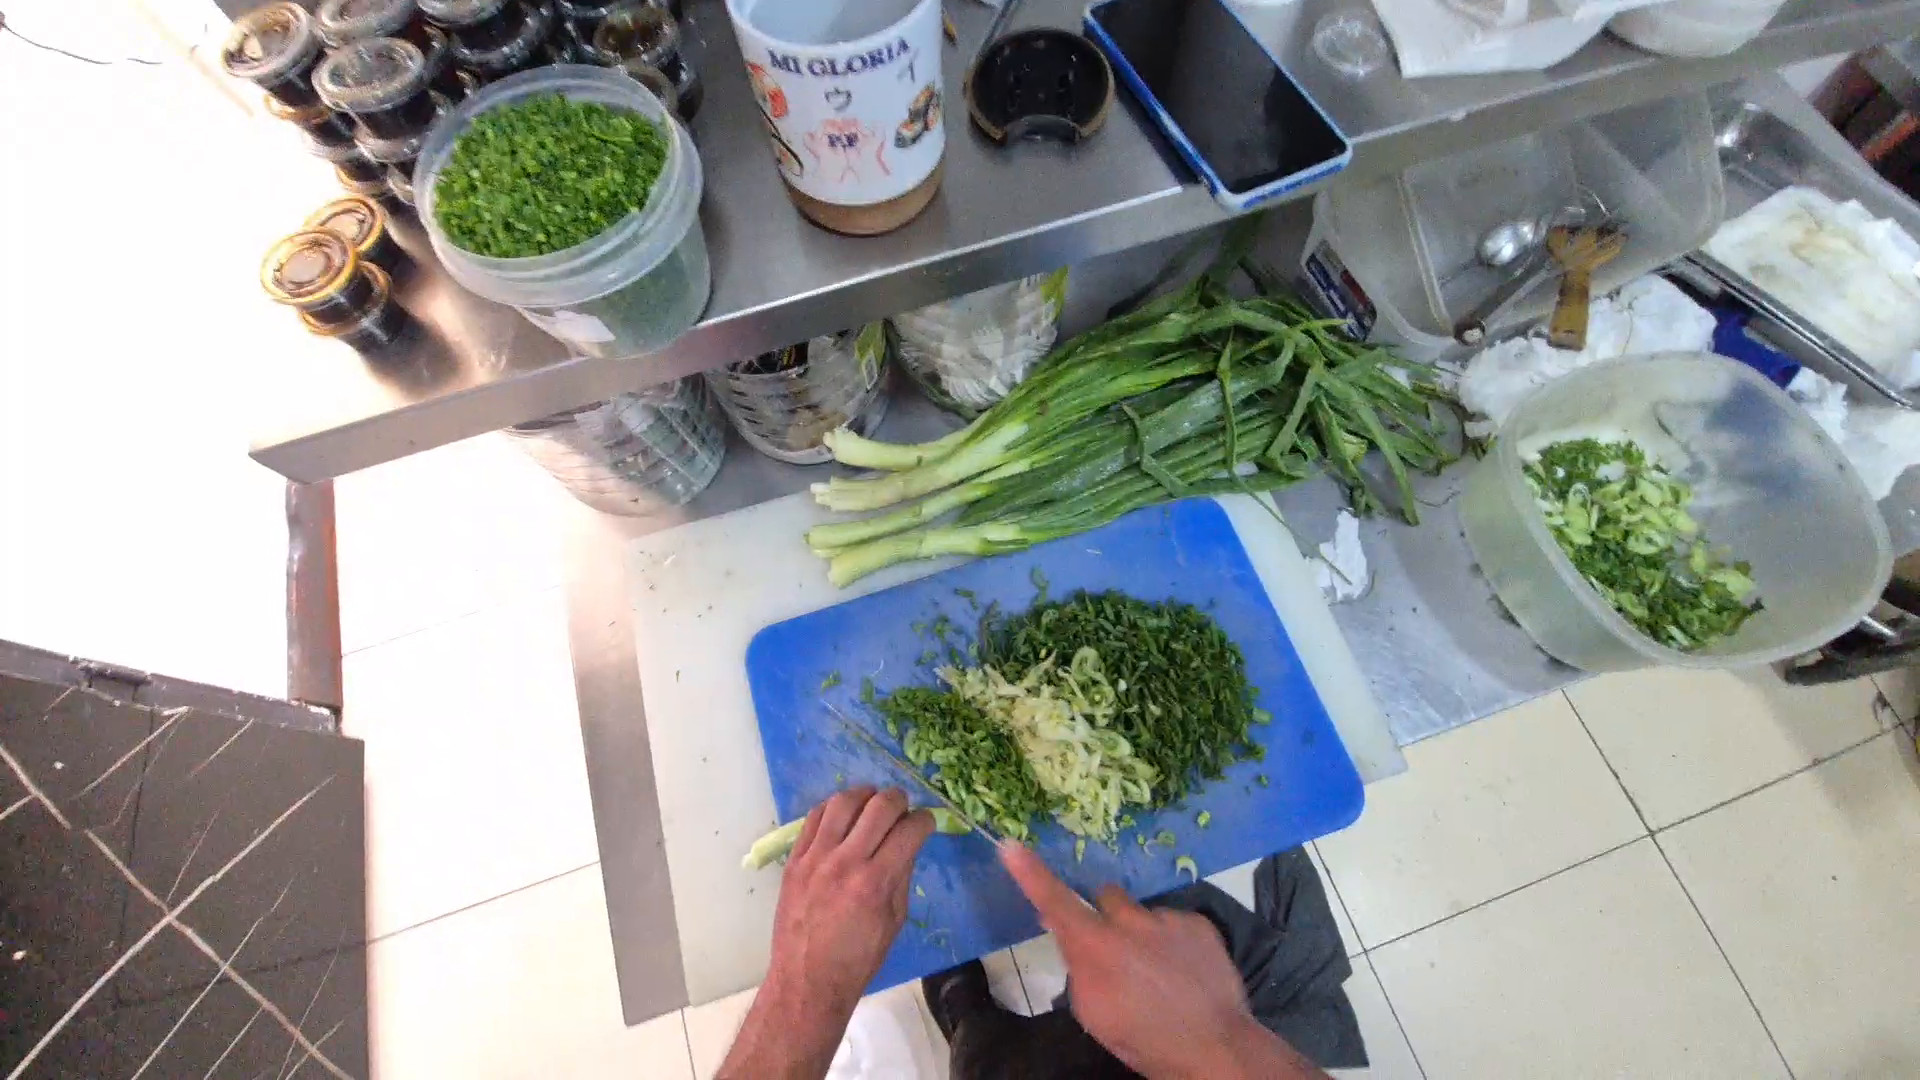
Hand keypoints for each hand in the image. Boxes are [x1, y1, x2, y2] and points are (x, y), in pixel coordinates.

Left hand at [767, 786, 934, 1019]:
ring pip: (844, 802)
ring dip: (865, 795)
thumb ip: (902, 875)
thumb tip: (908, 842)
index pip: (910, 830)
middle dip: (900, 800)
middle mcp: (846, 862)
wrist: (806, 982)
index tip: (926, 823)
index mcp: (876, 882)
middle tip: (903, 808)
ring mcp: (816, 858)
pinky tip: (844, 813)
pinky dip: (834, 807)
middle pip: (880, 806)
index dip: (925, 820)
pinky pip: (814, 816)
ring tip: (872, 803)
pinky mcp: (795, 859)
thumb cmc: (858, 959)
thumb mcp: (895, 921)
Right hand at [1000, 843, 1326, 1079]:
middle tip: (1118, 953)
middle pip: (1104, 898)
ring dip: (1142, 931)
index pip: (1054, 901)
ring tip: (1159, 969)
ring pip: (1142, 911)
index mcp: (1095, 945)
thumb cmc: (1144, 1040)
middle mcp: (1127, 920)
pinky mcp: (1198, 923)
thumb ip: (1080, 968)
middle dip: (1106, 917)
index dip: (1030, 873)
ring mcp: (1165, 918)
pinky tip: (1185, 972)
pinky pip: (1175, 923)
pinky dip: (1175, 943)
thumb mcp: (1094, 1012)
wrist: (1216, 1049)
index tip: (1010, 845)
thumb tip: (1078, 945)